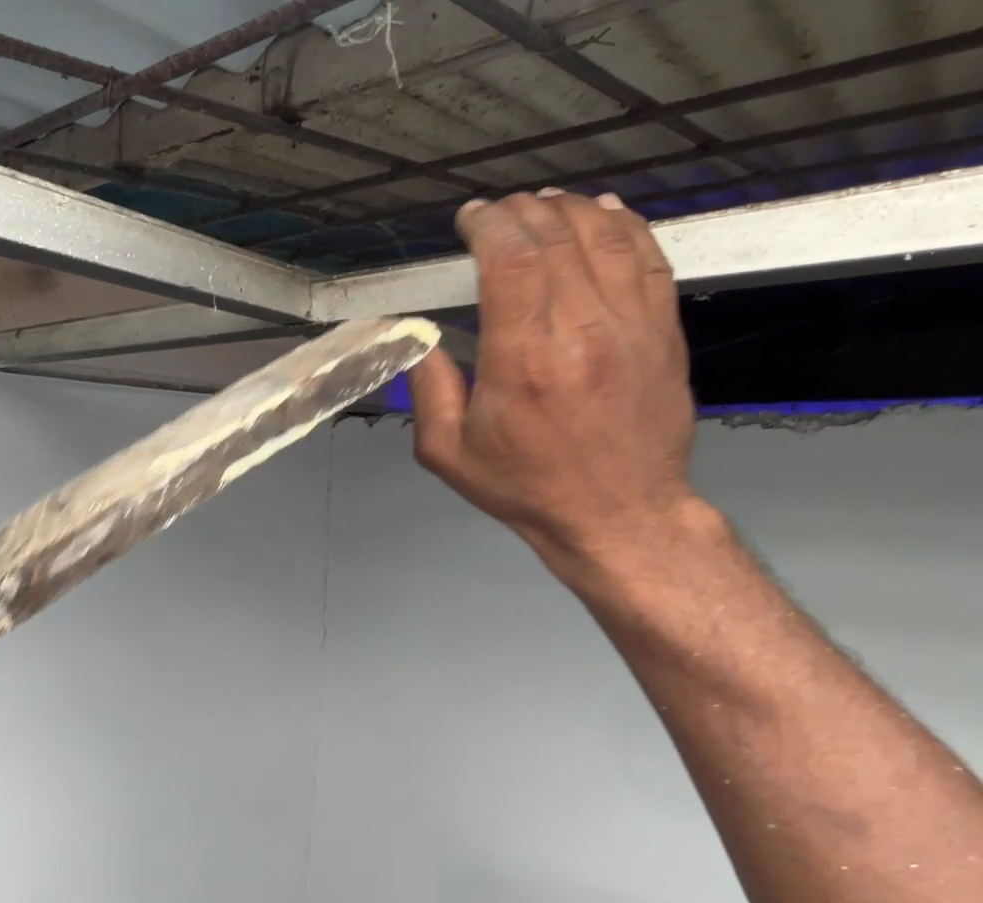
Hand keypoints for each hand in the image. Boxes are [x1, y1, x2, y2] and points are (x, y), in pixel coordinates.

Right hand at [410, 190, 698, 572]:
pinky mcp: (663, 332)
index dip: (489, 225)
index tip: (469, 218)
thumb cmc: (524, 485)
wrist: (619, 513)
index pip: (511, 262)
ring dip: (570, 210)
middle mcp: (582, 333)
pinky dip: (625, 225)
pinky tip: (603, 211)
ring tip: (542, 205)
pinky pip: (648, 259)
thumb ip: (429, 390)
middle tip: (497, 211)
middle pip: (557, 239)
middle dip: (522, 212)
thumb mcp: (447, 452)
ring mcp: (632, 328)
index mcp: (523, 361)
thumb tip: (422, 339)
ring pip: (606, 238)